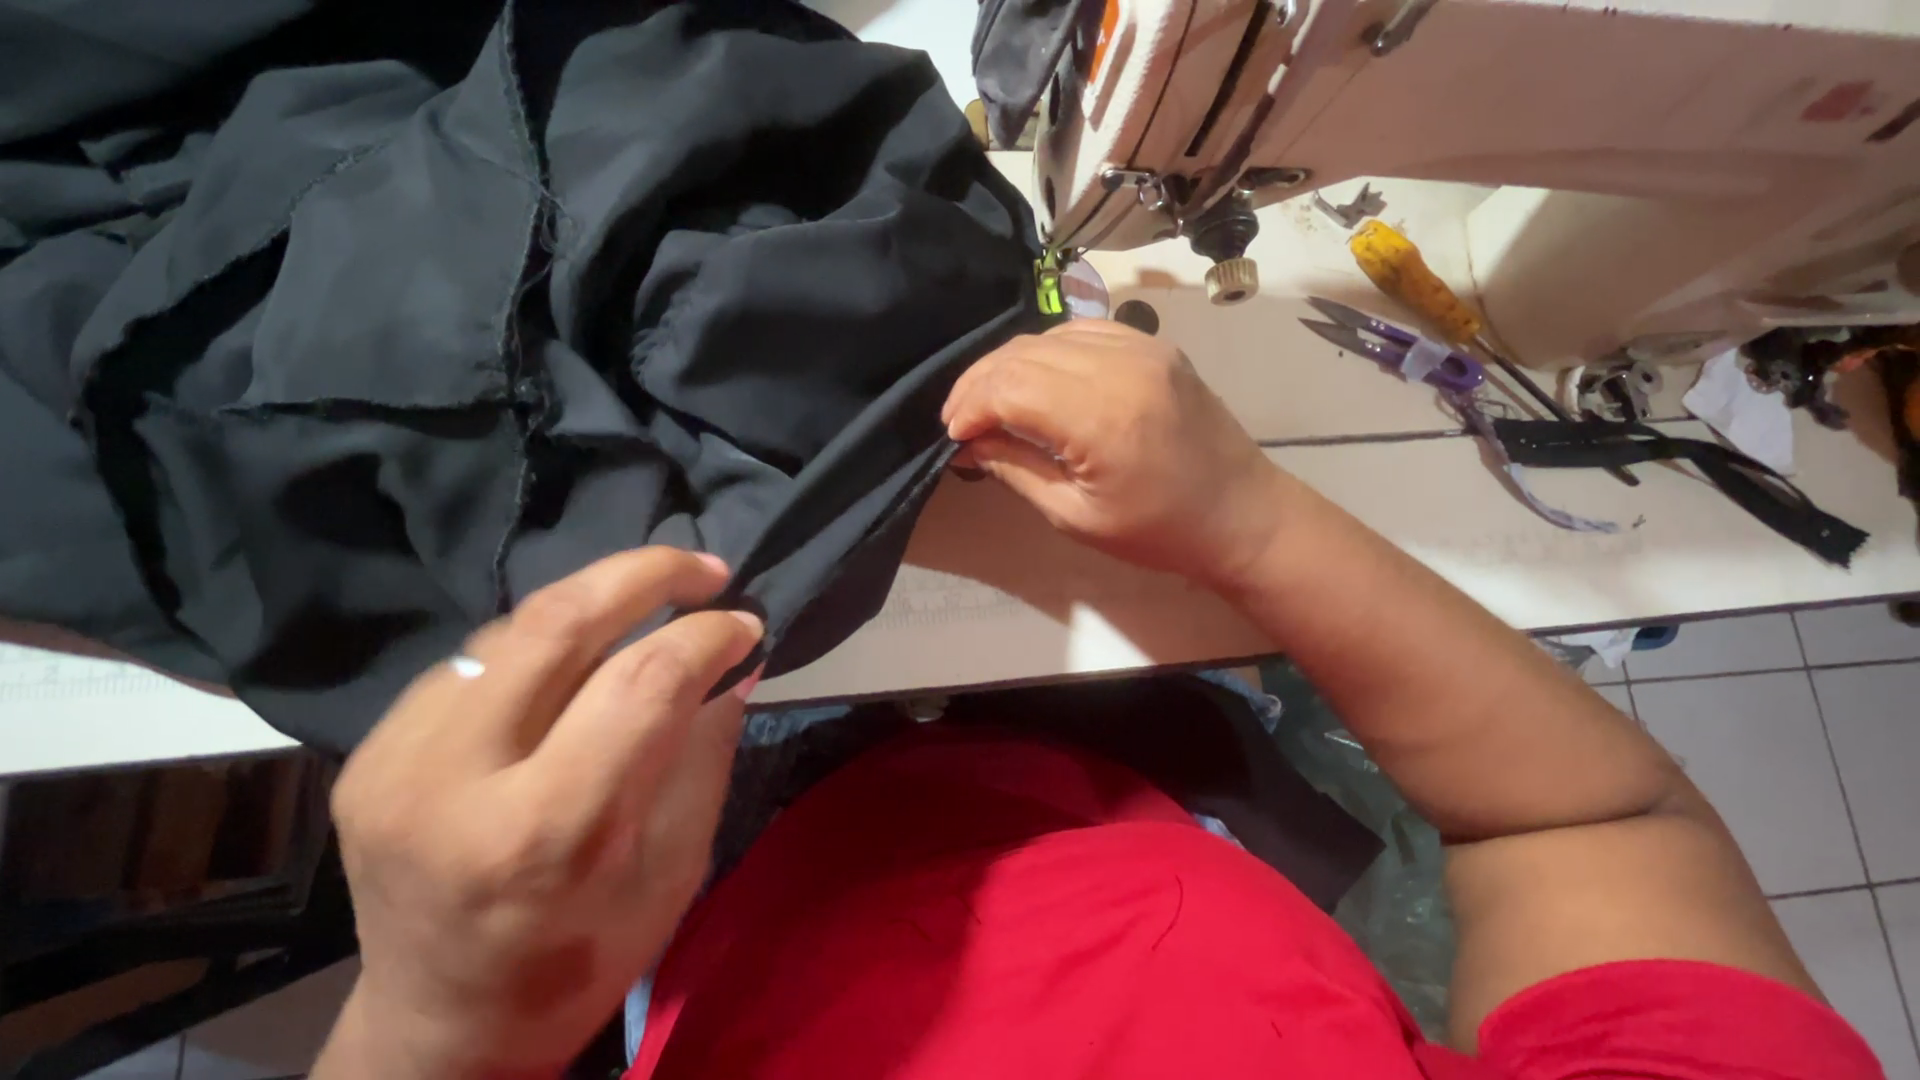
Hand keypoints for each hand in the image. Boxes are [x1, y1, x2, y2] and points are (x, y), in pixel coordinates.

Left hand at [315, 549, 762, 1078]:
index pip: (642, 683)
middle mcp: (456, 781)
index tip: (746, 626)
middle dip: (647, 574)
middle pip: (559, 623)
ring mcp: (396, 760)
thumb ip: (704, 751)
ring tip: (648, 609)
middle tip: (705, 570)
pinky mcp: (372, 750)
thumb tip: (733, 661)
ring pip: (514, 627)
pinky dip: (541, 644)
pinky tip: (573, 664)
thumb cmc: (584, 957)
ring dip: (594, 604)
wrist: (441, 1021)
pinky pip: (475, 659)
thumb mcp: (676, 865)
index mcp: (549, 832)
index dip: (707, 636)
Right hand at [943, 319, 1289, 588]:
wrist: (1242, 515)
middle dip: (980, 384)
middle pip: (1022, 353)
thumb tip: (970, 442)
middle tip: (960, 419)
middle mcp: (1122, 366)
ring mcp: (1143, 348)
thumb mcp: (1076, 517)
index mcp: (1102, 416)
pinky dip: (1047, 352)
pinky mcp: (1155, 346)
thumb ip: (1017, 468)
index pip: (1010, 385)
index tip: (954, 436)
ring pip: (1048, 335)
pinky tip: (1036, 381)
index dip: (970, 405)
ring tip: (990, 401)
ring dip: (1009, 365)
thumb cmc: (1158, 532)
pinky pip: (1083, 332)